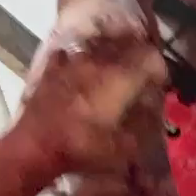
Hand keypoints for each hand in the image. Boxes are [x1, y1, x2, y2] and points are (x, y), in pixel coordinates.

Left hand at [8, 34, 167, 174]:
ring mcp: (72, 63)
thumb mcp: (122, 150)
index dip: (159, 68)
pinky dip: (78, 59)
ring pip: (97, 46)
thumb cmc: (82, 149)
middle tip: (142, 68)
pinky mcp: (51, 69)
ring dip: (109, 51)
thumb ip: (141, 130)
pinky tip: (78, 67)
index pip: (150, 58)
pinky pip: (69, 55)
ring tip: (113, 62)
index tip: (160, 81)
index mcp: (121, 79)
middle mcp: (99, 63)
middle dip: (137, 54)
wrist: (35, 146)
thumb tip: (150, 118)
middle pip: (125, 45)